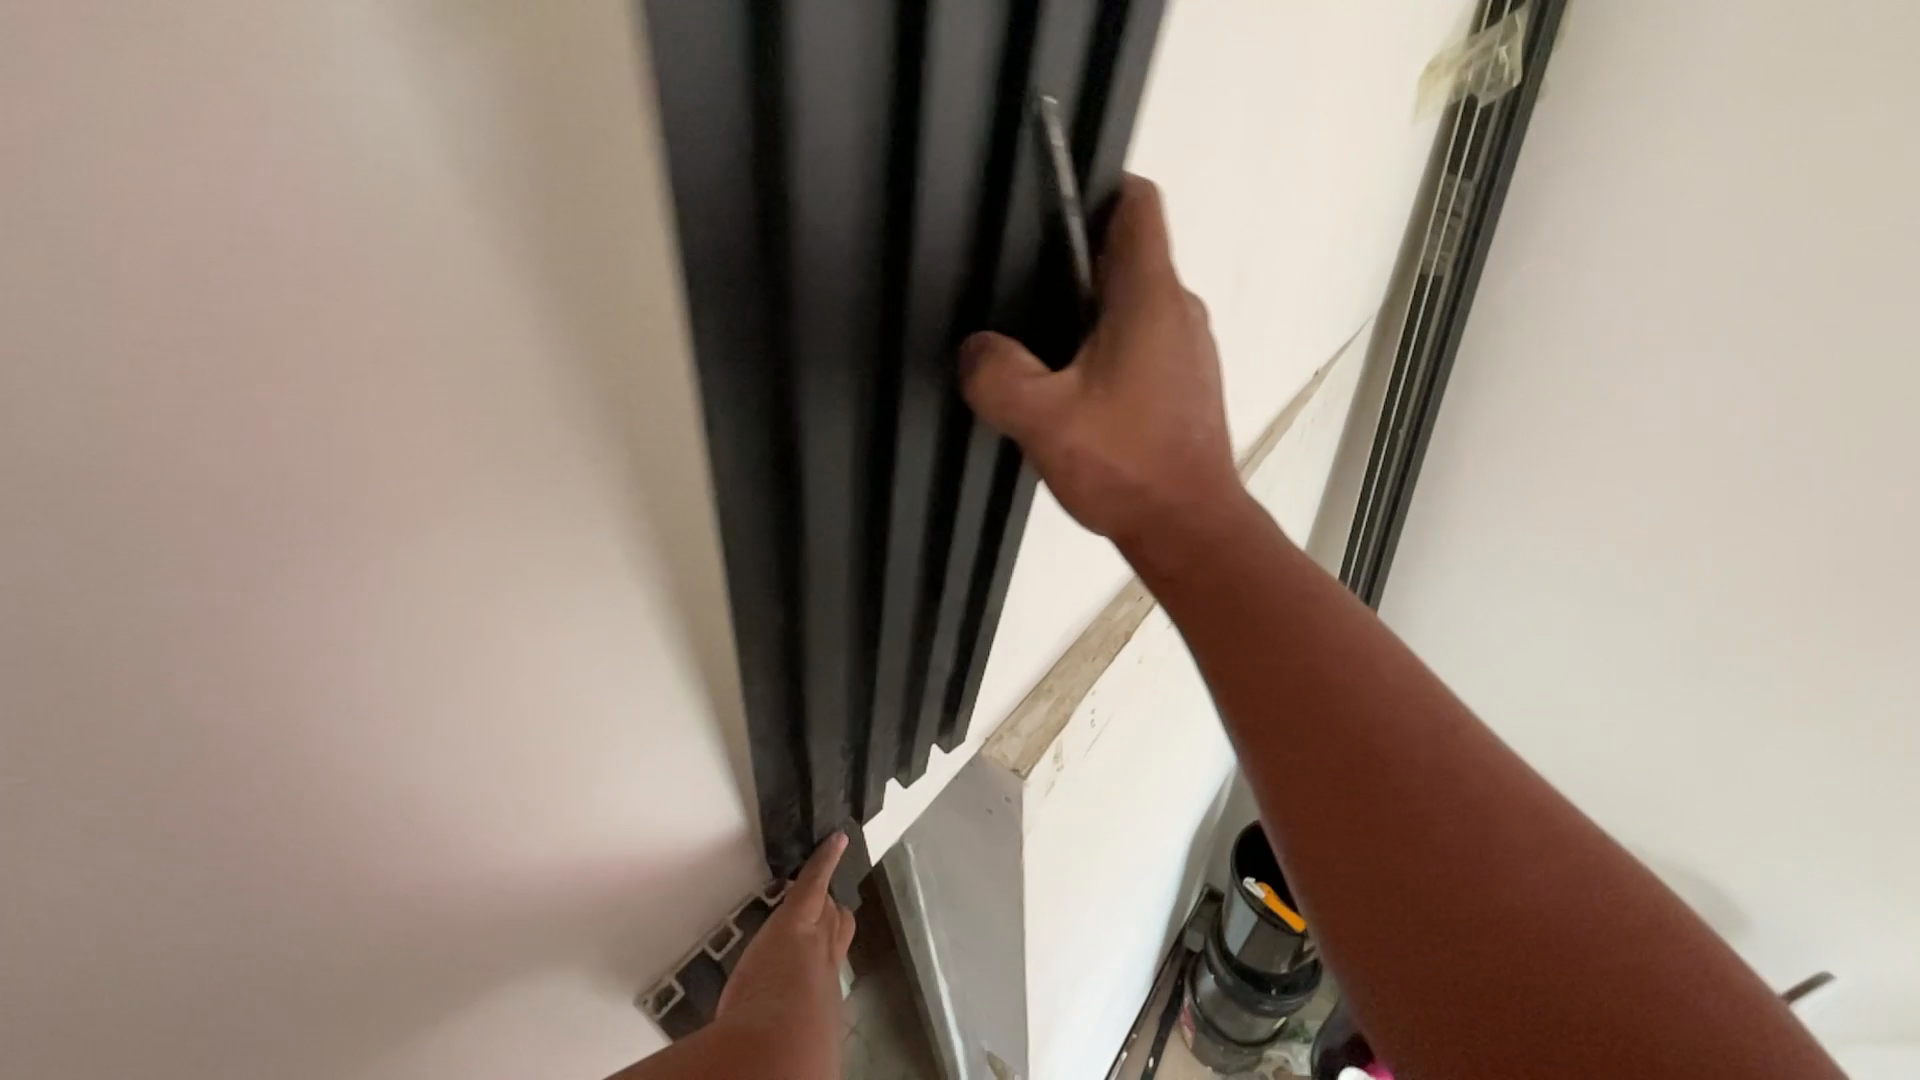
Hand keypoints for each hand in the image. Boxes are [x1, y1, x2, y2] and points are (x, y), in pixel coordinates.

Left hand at [714, 834, 854, 1075]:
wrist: (774, 1054)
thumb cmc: (774, 1063)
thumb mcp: (785, 1053)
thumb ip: (784, 1036)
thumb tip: (778, 1048)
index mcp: (821, 1005)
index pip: (832, 973)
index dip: (830, 957)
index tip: (827, 955)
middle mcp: (828, 972)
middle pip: (840, 934)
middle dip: (833, 924)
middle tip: (825, 912)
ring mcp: (816, 942)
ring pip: (832, 913)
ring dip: (826, 900)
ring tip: (828, 872)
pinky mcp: (797, 919)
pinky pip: (815, 882)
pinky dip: (826, 861)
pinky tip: (835, 840)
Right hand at [959, 175, 1241, 547]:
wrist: (1190, 529)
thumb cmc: (1127, 465)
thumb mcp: (1043, 419)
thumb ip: (997, 375)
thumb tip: (978, 349)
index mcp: (1150, 295)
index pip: (1136, 204)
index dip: (1094, 191)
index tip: (1046, 212)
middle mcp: (1179, 310)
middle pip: (1126, 255)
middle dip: (1072, 264)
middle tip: (1017, 295)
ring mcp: (1189, 349)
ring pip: (1132, 305)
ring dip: (1086, 316)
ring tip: (1037, 351)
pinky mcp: (1186, 385)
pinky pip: (1142, 344)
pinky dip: (1106, 352)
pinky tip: (1074, 394)